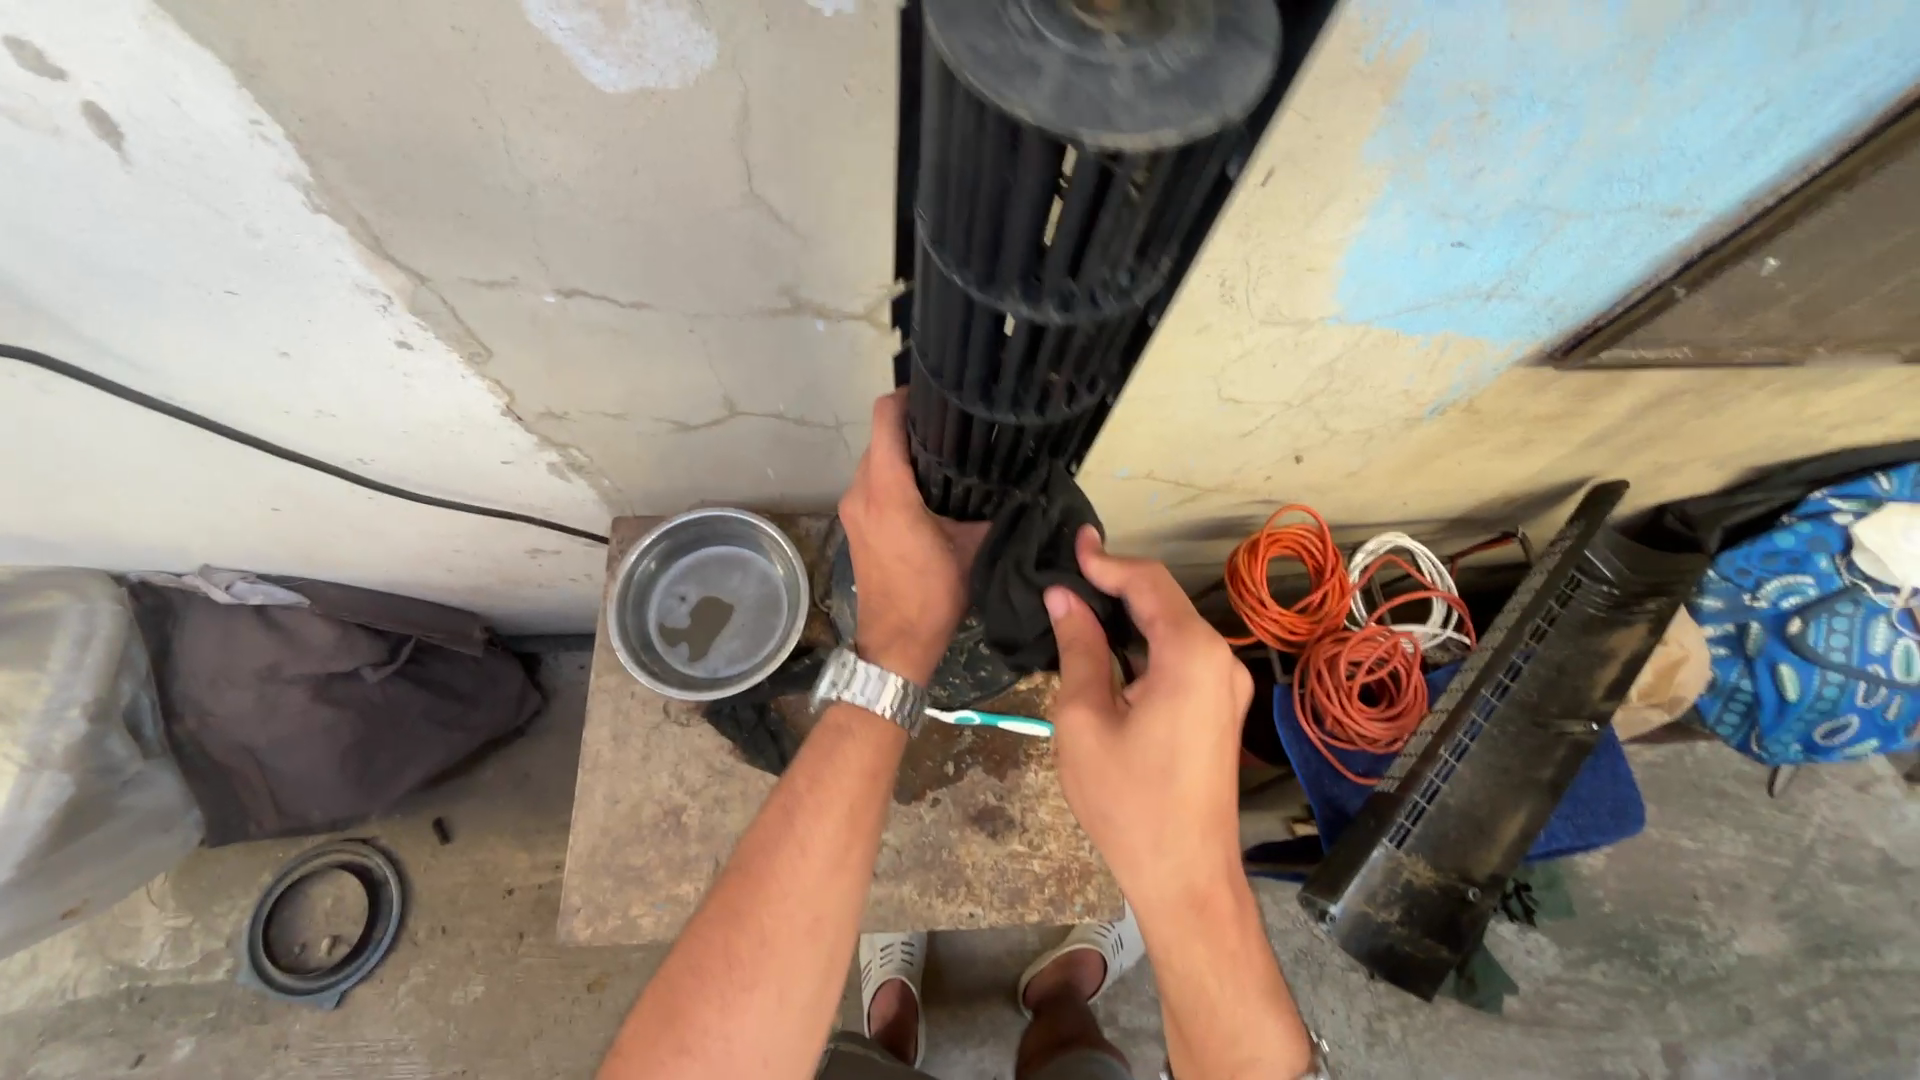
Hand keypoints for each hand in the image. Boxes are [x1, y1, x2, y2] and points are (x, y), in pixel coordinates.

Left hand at [839, 389, 987, 684]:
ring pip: (874, 461)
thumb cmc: (932, 596)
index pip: (885, 418)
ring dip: (902, 455)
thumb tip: (1014, 483)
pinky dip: (893, 478)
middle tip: (953, 430)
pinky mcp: (853, 525)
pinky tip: (926, 491)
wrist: (896, 644)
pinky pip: (871, 484)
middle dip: (912, 428)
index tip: (937, 396)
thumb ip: (988, 510)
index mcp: (887, 491)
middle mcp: (861, 492)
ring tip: (943, 459)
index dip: (908, 397)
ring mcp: (852, 509)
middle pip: (880, 437)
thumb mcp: (970, 549)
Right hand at [1045, 527, 1253, 910]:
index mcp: (1190, 654)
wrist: (1186, 877)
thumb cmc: (1128, 801)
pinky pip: (1184, 657)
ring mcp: (1228, 686)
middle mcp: (1221, 660)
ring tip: (1080, 609)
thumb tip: (1064, 598)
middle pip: (1165, 601)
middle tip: (1068, 577)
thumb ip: (1079, 649)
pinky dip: (1148, 644)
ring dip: (1131, 615)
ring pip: (1175, 628)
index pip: (1148, 582)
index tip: (1072, 544)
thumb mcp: (1085, 720)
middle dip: (1117, 583)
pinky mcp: (1223, 710)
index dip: (1107, 559)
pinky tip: (1112, 652)